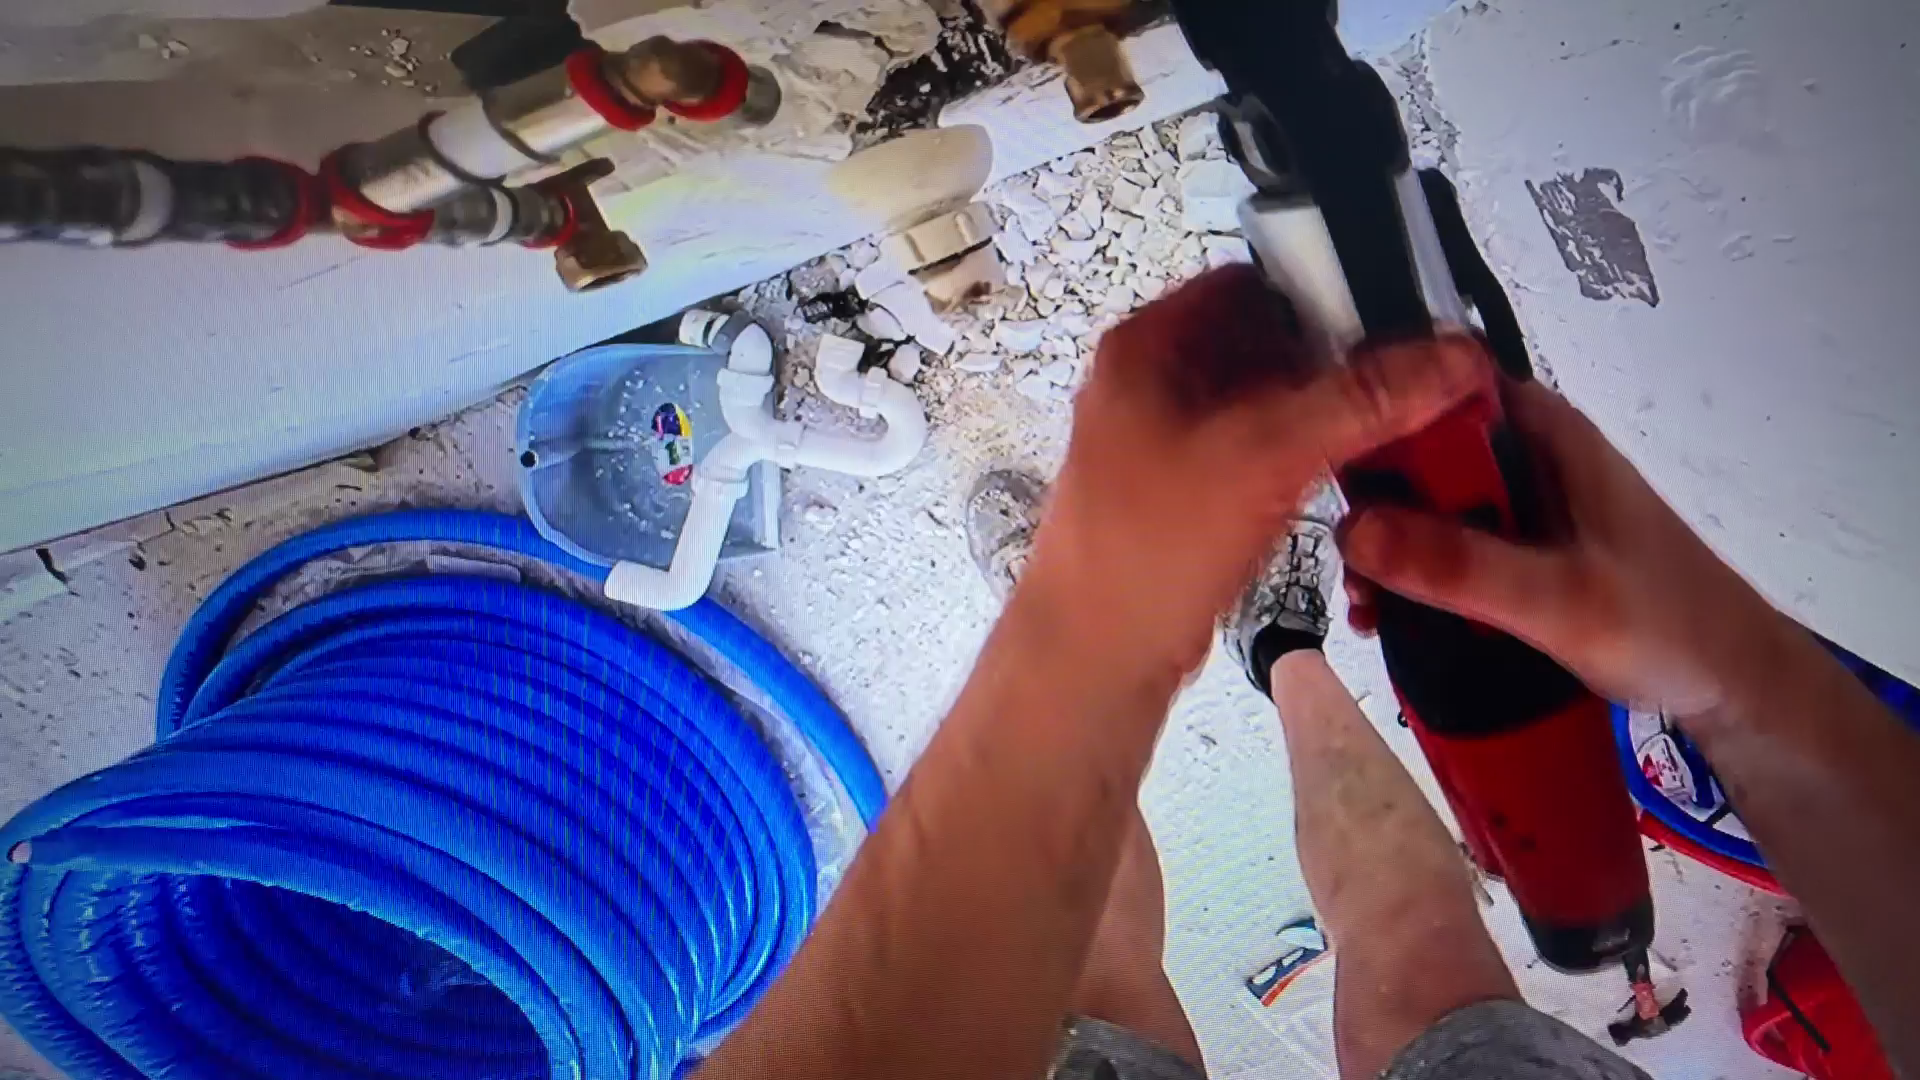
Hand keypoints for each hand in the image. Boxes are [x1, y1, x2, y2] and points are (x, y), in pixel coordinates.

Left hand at [1019, 266, 1481, 673]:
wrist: (1096, 651)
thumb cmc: (1151, 545)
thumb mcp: (1257, 457)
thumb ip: (1357, 399)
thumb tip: (1457, 355)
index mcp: (1144, 349)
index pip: (1249, 284)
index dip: (1327, 291)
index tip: (1405, 316)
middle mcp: (1149, 385)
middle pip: (1259, 343)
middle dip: (1335, 358)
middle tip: (1423, 373)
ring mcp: (1163, 440)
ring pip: (1259, 401)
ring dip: (1322, 409)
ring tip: (1406, 417)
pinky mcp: (1183, 490)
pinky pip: (1251, 450)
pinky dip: (1298, 451)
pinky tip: (1352, 464)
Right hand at [1338, 376, 1789, 717]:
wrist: (1731, 691)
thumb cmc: (1671, 629)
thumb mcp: (1560, 598)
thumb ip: (1458, 565)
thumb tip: (1351, 531)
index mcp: (1542, 436)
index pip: (1436, 388)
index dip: (1375, 412)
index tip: (1322, 458)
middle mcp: (1517, 459)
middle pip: (1414, 451)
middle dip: (1370, 504)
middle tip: (1350, 561)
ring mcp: (1508, 505)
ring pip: (1415, 504)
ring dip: (1378, 550)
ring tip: (1367, 604)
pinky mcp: (1502, 546)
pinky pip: (1429, 544)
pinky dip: (1400, 575)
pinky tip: (1385, 614)